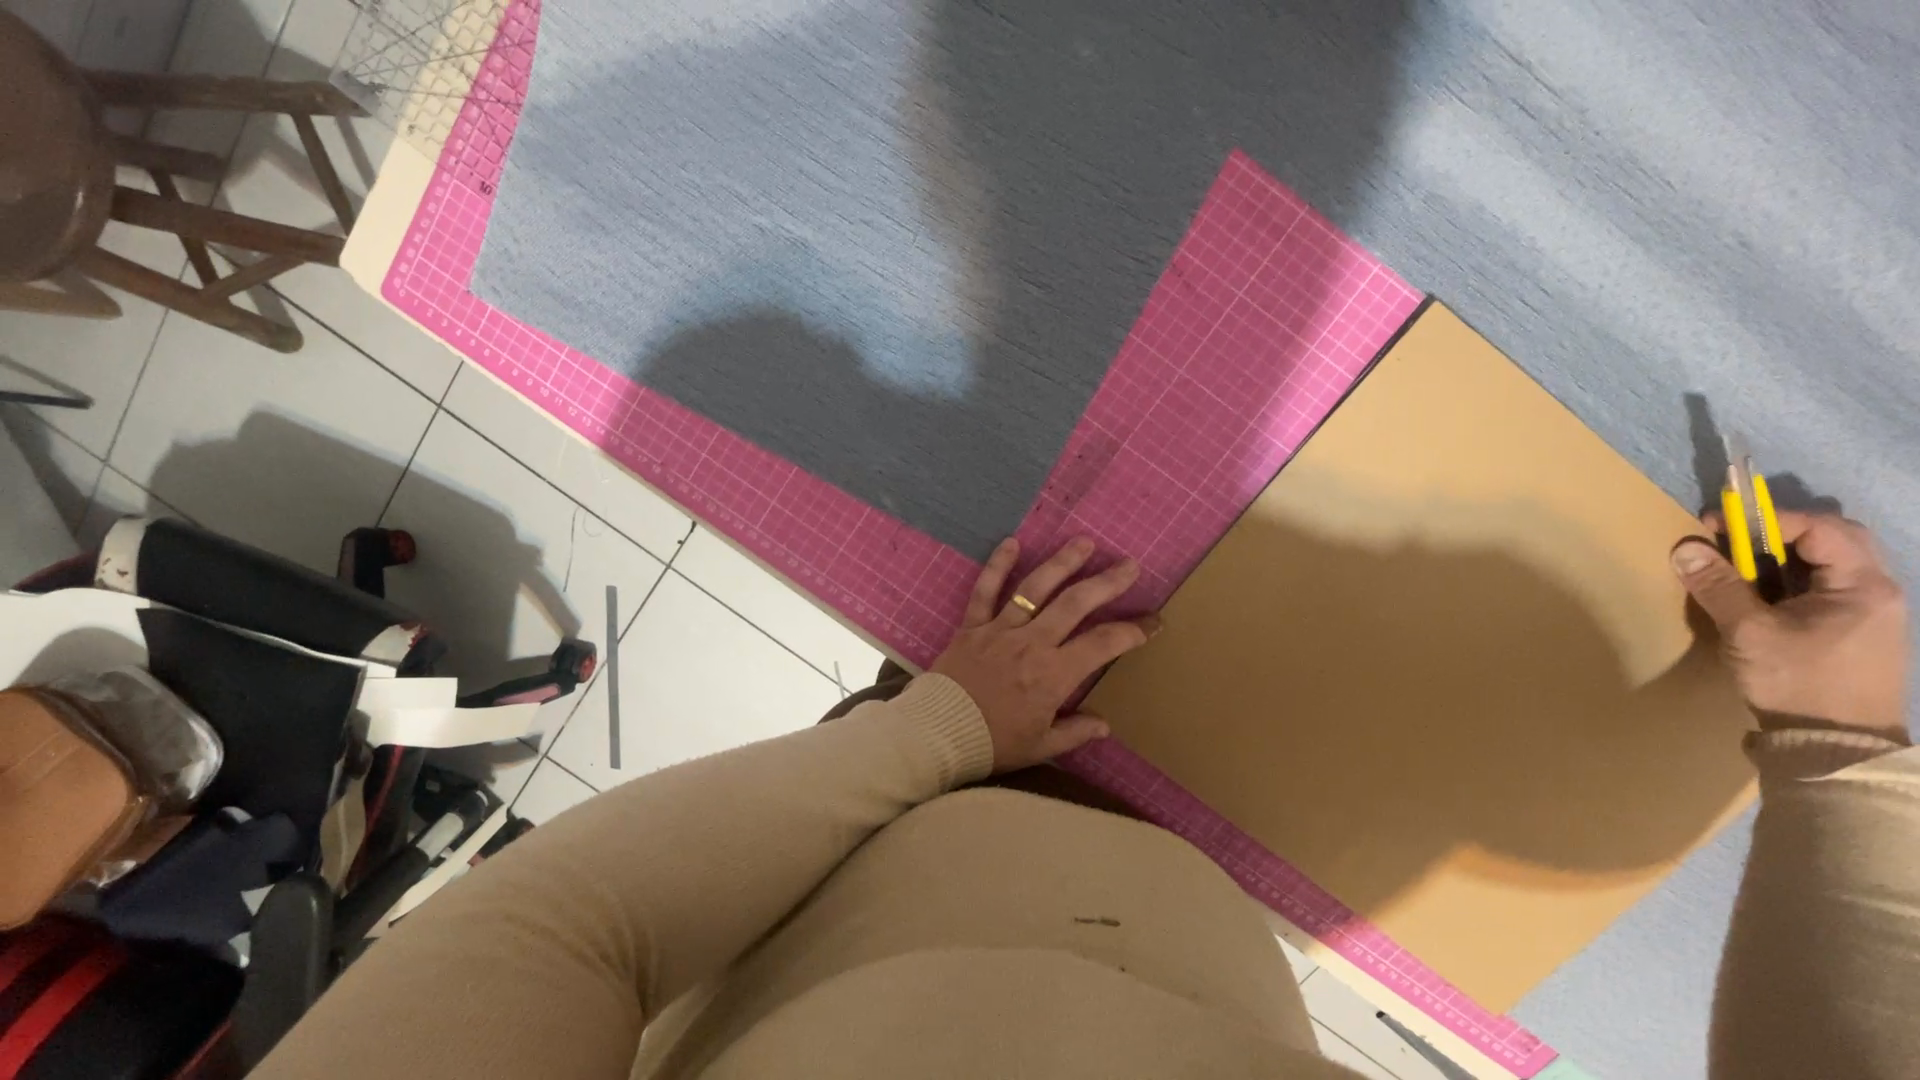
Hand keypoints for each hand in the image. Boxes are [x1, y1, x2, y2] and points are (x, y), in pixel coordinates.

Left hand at [931, 537, 1157, 771]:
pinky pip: (985, 590)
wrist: (936, 735)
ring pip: (1035, 588)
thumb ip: (1074, 733)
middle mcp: (1031, 643)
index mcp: (1054, 675)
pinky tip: (1011, 542)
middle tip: (1129, 565)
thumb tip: (1104, 725)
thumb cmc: (991, 743)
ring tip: (1084, 544)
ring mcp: (1000, 630)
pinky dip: (997, 565)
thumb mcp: (1039, 747)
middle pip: (1075, 603)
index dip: (1132, 631)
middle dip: (1106, 582)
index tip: (1152, 623)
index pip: (1102, 644)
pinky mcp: (971, 626)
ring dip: (1062, 563)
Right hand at [1671, 512, 1909, 741]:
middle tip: (1734, 540)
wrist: (1835, 744)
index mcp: (1863, 586)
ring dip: (1784, 556)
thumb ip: (1719, 587)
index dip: (1768, 520)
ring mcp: (1870, 612)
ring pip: (1830, 563)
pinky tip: (1761, 596)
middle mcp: (1877, 591)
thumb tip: (1685, 547)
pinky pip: (1825, 588)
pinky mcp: (1856, 631)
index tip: (1719, 525)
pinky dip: (1791, 580)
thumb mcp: (1749, 632)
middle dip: (1780, 532)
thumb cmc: (1798, 682)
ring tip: (1741, 568)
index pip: (1821, 528)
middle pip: (1834, 539)